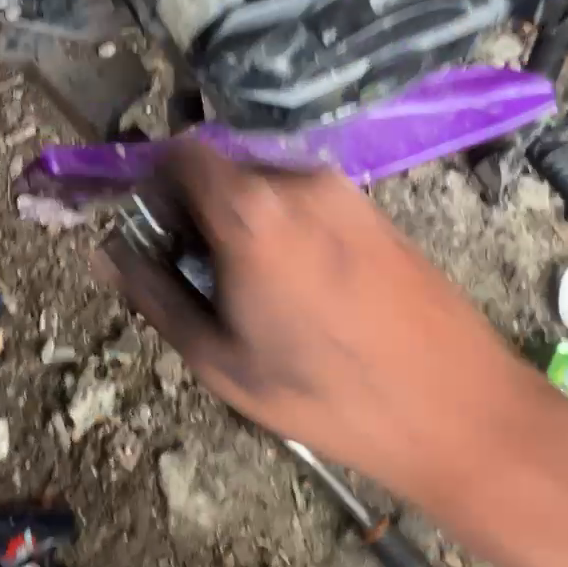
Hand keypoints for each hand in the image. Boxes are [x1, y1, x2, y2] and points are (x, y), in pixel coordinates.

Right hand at [104, 144, 545, 497]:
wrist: (461, 414)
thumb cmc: (326, 394)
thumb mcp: (219, 358)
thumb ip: (153, 294)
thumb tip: (106, 253)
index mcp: (251, 209)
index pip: (180, 152)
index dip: (155, 183)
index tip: (156, 231)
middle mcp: (297, 180)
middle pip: (221, 167)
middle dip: (196, 207)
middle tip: (200, 270)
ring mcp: (342, 190)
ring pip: (262, 184)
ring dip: (239, 218)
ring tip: (252, 287)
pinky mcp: (374, 208)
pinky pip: (302, 199)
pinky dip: (280, 223)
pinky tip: (299, 287)